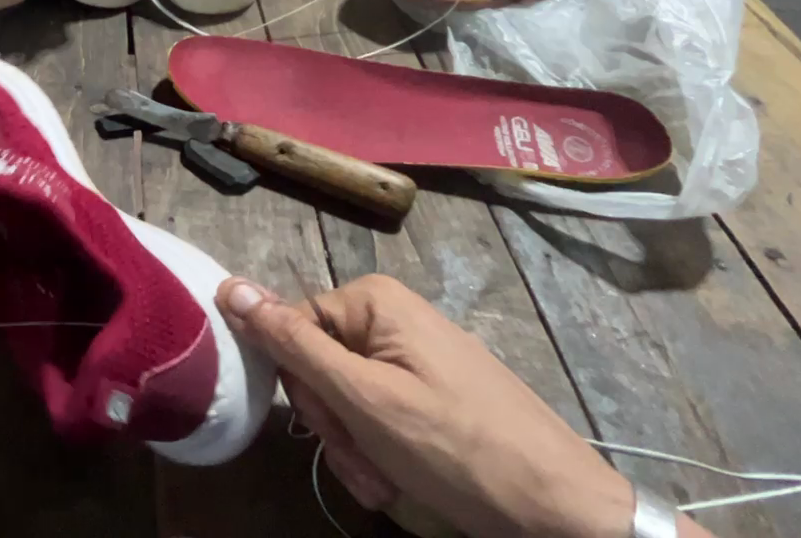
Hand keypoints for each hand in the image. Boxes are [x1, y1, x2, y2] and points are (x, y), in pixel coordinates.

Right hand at [217, 274, 710, 537]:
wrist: (574, 521)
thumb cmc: (462, 451)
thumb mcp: (362, 398)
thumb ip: (291, 342)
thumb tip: (226, 286)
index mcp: (372, 300)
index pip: (290, 328)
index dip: (300, 386)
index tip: (328, 432)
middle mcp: (391, 315)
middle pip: (318, 362)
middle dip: (332, 422)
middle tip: (361, 464)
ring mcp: (416, 353)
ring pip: (344, 392)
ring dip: (352, 443)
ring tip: (381, 483)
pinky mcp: (435, 389)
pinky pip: (378, 407)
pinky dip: (378, 446)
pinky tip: (396, 479)